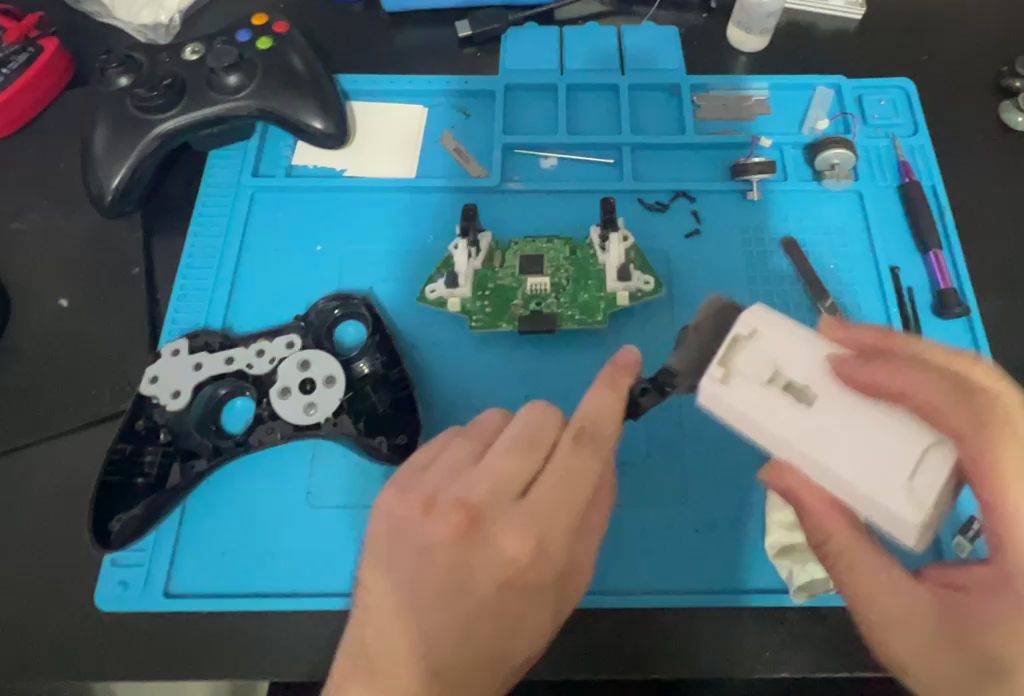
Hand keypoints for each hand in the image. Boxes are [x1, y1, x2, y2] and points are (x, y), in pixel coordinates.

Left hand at [324, 345, 642, 695]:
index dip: (610, 392)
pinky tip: (454, 498)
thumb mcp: (567, 587)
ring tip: (490, 491)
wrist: (406, 674)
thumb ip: (594, 509)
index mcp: (536, 541)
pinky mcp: (397, 485)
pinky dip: (465, 456)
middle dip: (552, 435)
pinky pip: (451, 435)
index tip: (626, 358)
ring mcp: (432, 492)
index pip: (586, 443)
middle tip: (539, 475)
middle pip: (540, 415)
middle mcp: (483, 507)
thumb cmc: (501, 637)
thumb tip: (604, 442)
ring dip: (505, 445)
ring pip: (494, 418)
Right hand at [761, 318, 1023, 695]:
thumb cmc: (993, 693)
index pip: (984, 424)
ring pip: (1005, 397)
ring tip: (861, 355)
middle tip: (836, 337)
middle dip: (908, 350)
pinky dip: (949, 396)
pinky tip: (904, 396)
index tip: (840, 366)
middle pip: (996, 392)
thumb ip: (838, 545)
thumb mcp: (902, 631)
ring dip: (927, 365)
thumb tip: (779, 470)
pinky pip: (1010, 423)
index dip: (908, 378)